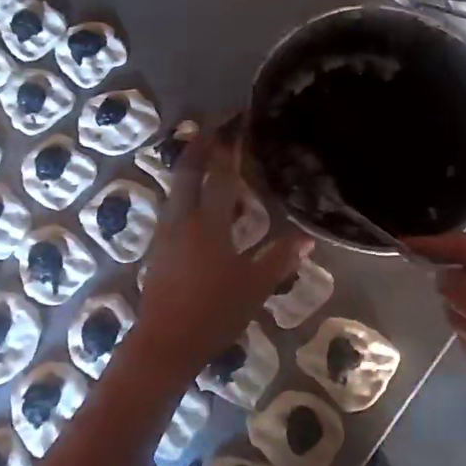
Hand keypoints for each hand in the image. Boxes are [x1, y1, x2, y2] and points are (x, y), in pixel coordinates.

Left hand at [131, 128, 309, 374]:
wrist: (164, 344)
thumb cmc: (213, 314)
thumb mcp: (253, 287)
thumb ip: (279, 258)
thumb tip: (306, 238)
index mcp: (208, 223)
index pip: (220, 174)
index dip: (231, 145)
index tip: (239, 122)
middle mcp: (182, 218)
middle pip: (188, 168)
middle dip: (201, 141)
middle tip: (216, 122)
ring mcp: (165, 231)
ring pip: (176, 185)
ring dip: (191, 163)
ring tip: (210, 152)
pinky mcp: (158, 246)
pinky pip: (173, 204)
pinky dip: (186, 188)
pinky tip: (200, 198)